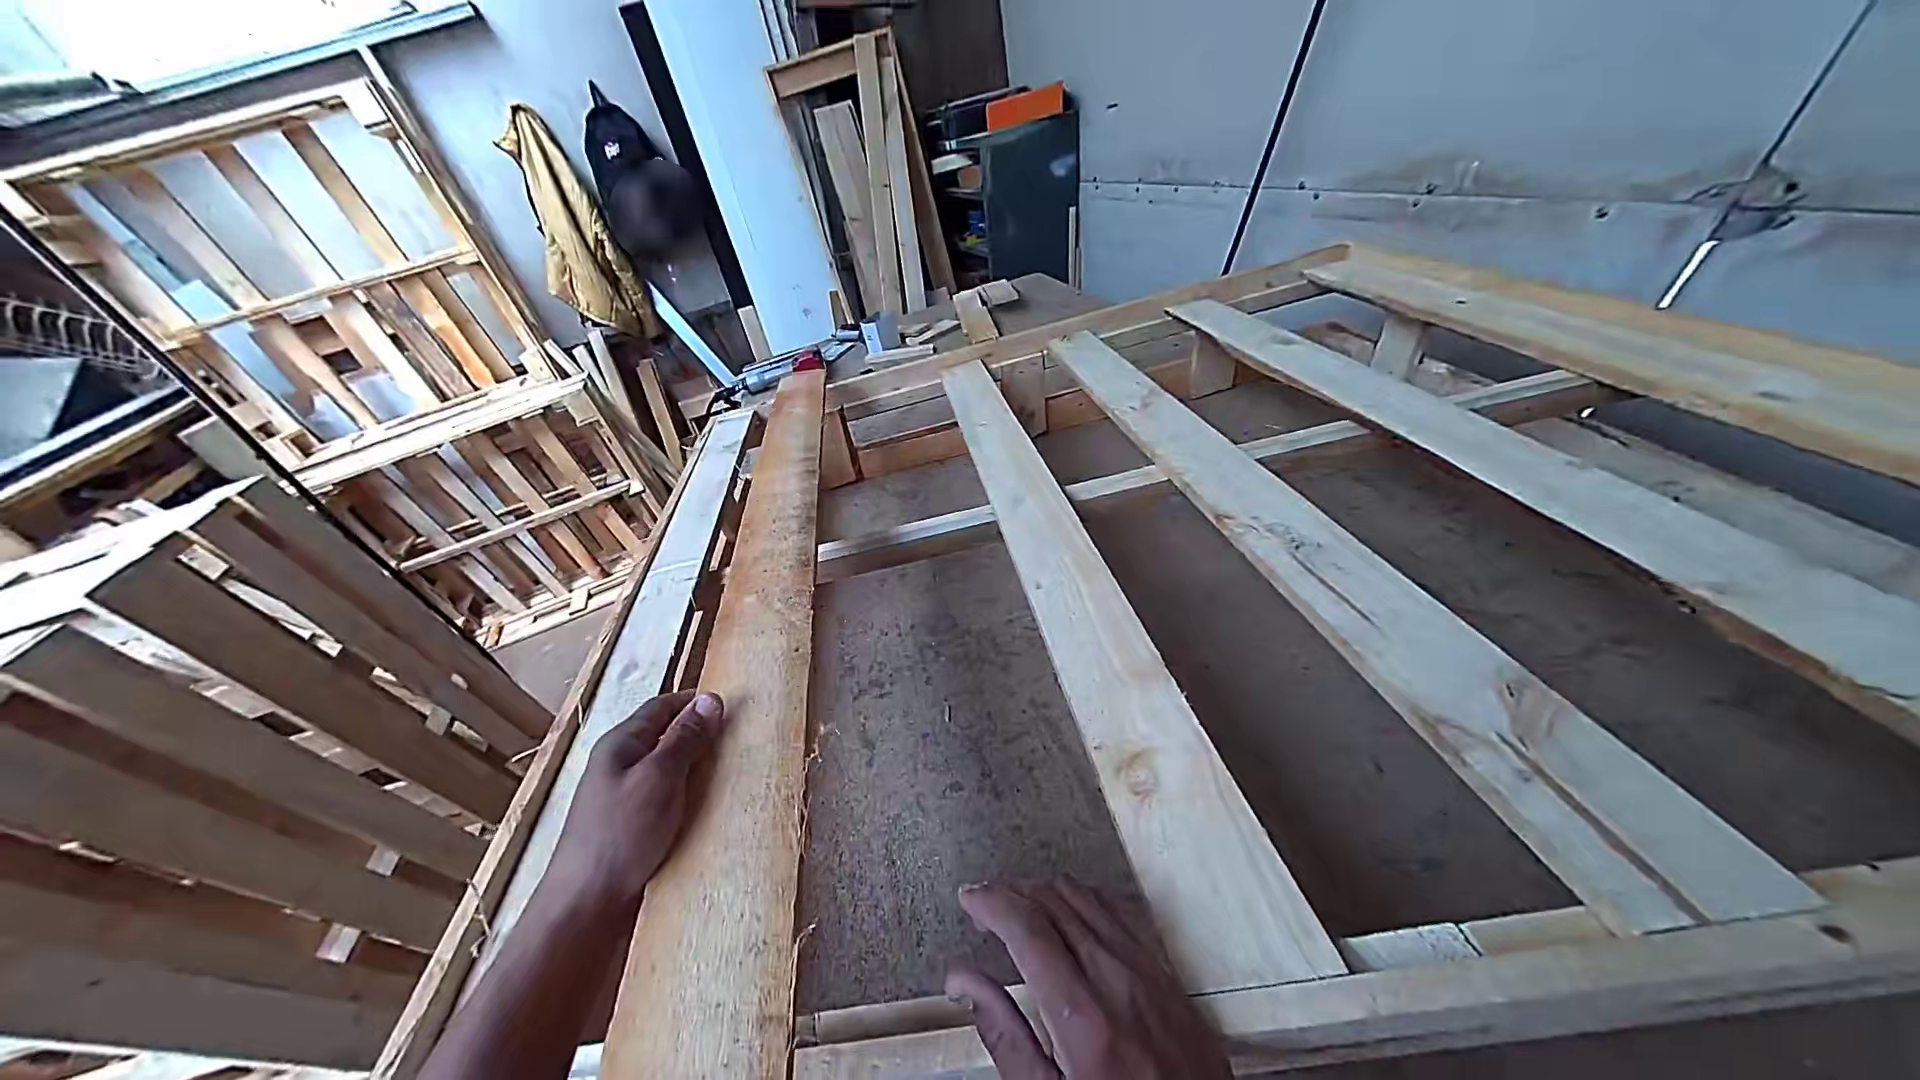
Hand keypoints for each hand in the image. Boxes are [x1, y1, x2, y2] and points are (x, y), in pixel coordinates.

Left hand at [543, 690, 725, 914]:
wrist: (585, 909)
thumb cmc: (620, 834)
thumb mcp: (659, 778)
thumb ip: (685, 738)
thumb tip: (710, 699)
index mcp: (620, 744)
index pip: (662, 706)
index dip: (694, 701)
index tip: (732, 705)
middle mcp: (621, 765)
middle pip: (666, 735)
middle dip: (701, 733)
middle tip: (740, 738)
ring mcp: (626, 797)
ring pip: (669, 768)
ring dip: (698, 766)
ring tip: (732, 770)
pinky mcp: (634, 826)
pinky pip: (668, 797)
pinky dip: (690, 794)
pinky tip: (710, 805)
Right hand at [946, 881, 1231, 1078]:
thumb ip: (1004, 1035)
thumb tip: (965, 981)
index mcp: (1084, 1018)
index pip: (1028, 926)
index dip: (992, 901)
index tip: (971, 898)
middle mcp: (1118, 981)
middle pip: (1054, 902)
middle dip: (1011, 893)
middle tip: (985, 905)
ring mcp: (1148, 972)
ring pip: (1085, 897)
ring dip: (1044, 891)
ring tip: (1018, 906)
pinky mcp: (1167, 975)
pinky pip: (1118, 912)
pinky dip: (1082, 899)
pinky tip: (1068, 912)